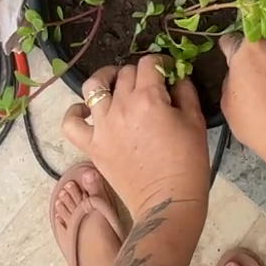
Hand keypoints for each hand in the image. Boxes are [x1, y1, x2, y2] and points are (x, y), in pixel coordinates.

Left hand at [62, 58, 210, 213]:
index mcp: (148, 98)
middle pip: (125, 73)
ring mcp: (102, 126)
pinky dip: (75, 112)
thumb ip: (185, 92)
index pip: (149, 63)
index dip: (160, 63)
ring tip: (114, 84)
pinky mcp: (92, 146)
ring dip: (105, 80)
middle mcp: (121, 107)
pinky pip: (71, 123)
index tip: (167, 72)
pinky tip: (87, 111)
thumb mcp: (195, 121)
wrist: (168, 202)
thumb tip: (176, 77)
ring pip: (93, 87)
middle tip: (151, 85)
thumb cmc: (188, 163)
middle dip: (139, 74)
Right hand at [220, 0, 265, 169]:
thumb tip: (237, 73)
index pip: (230, 41)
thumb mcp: (229, 105)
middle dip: (250, 33)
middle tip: (252, 44)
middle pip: (255, 28)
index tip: (230, 56)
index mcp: (241, 54)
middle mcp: (265, 42)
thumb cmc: (258, 124)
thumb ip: (230, 82)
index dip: (229, 49)